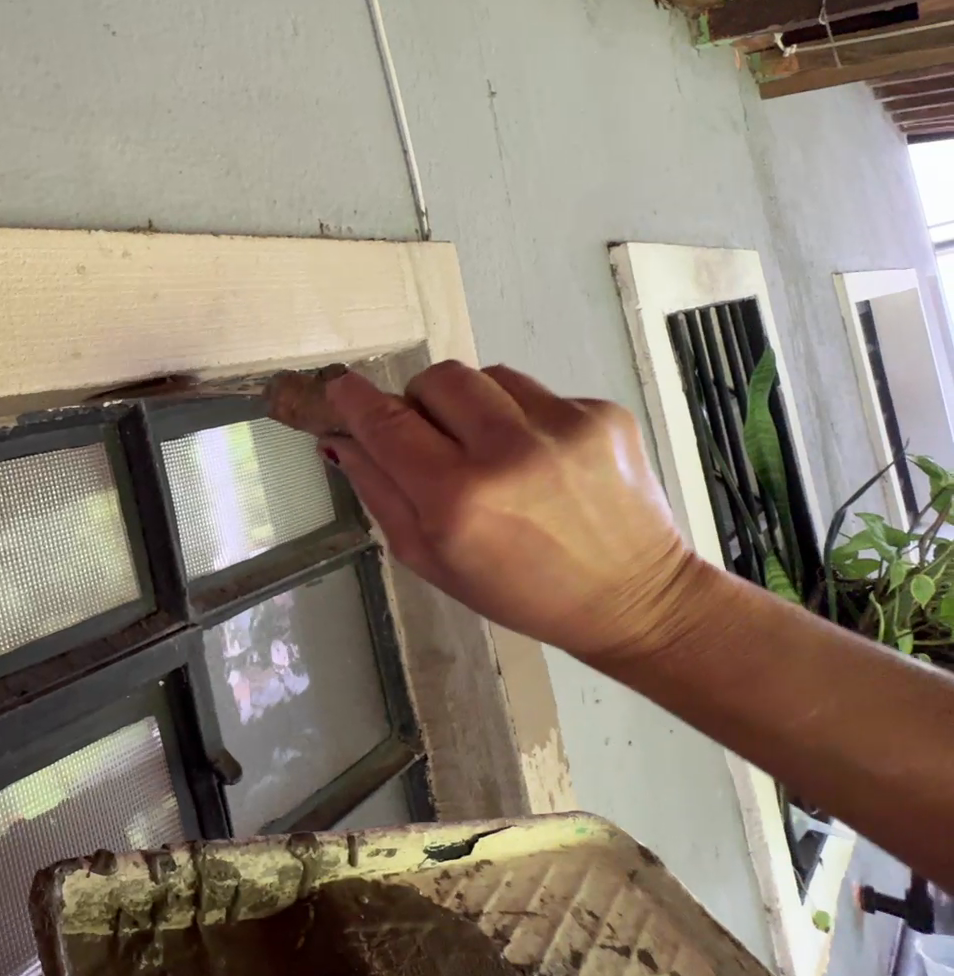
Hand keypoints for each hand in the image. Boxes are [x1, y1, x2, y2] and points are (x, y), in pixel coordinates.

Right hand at [267, 361, 706, 659]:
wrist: (634, 598)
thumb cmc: (512, 589)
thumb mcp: (424, 556)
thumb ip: (376, 491)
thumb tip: (340, 439)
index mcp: (455, 497)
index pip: (386, 422)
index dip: (354, 398)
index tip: (340, 386)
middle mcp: (507, 451)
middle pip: (436, 378)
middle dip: (418, 399)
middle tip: (428, 434)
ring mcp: (563, 427)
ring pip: (485, 376)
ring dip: (469, 403)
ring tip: (487, 447)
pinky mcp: (603, 415)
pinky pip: (534, 392)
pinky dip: (519, 415)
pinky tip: (536, 458)